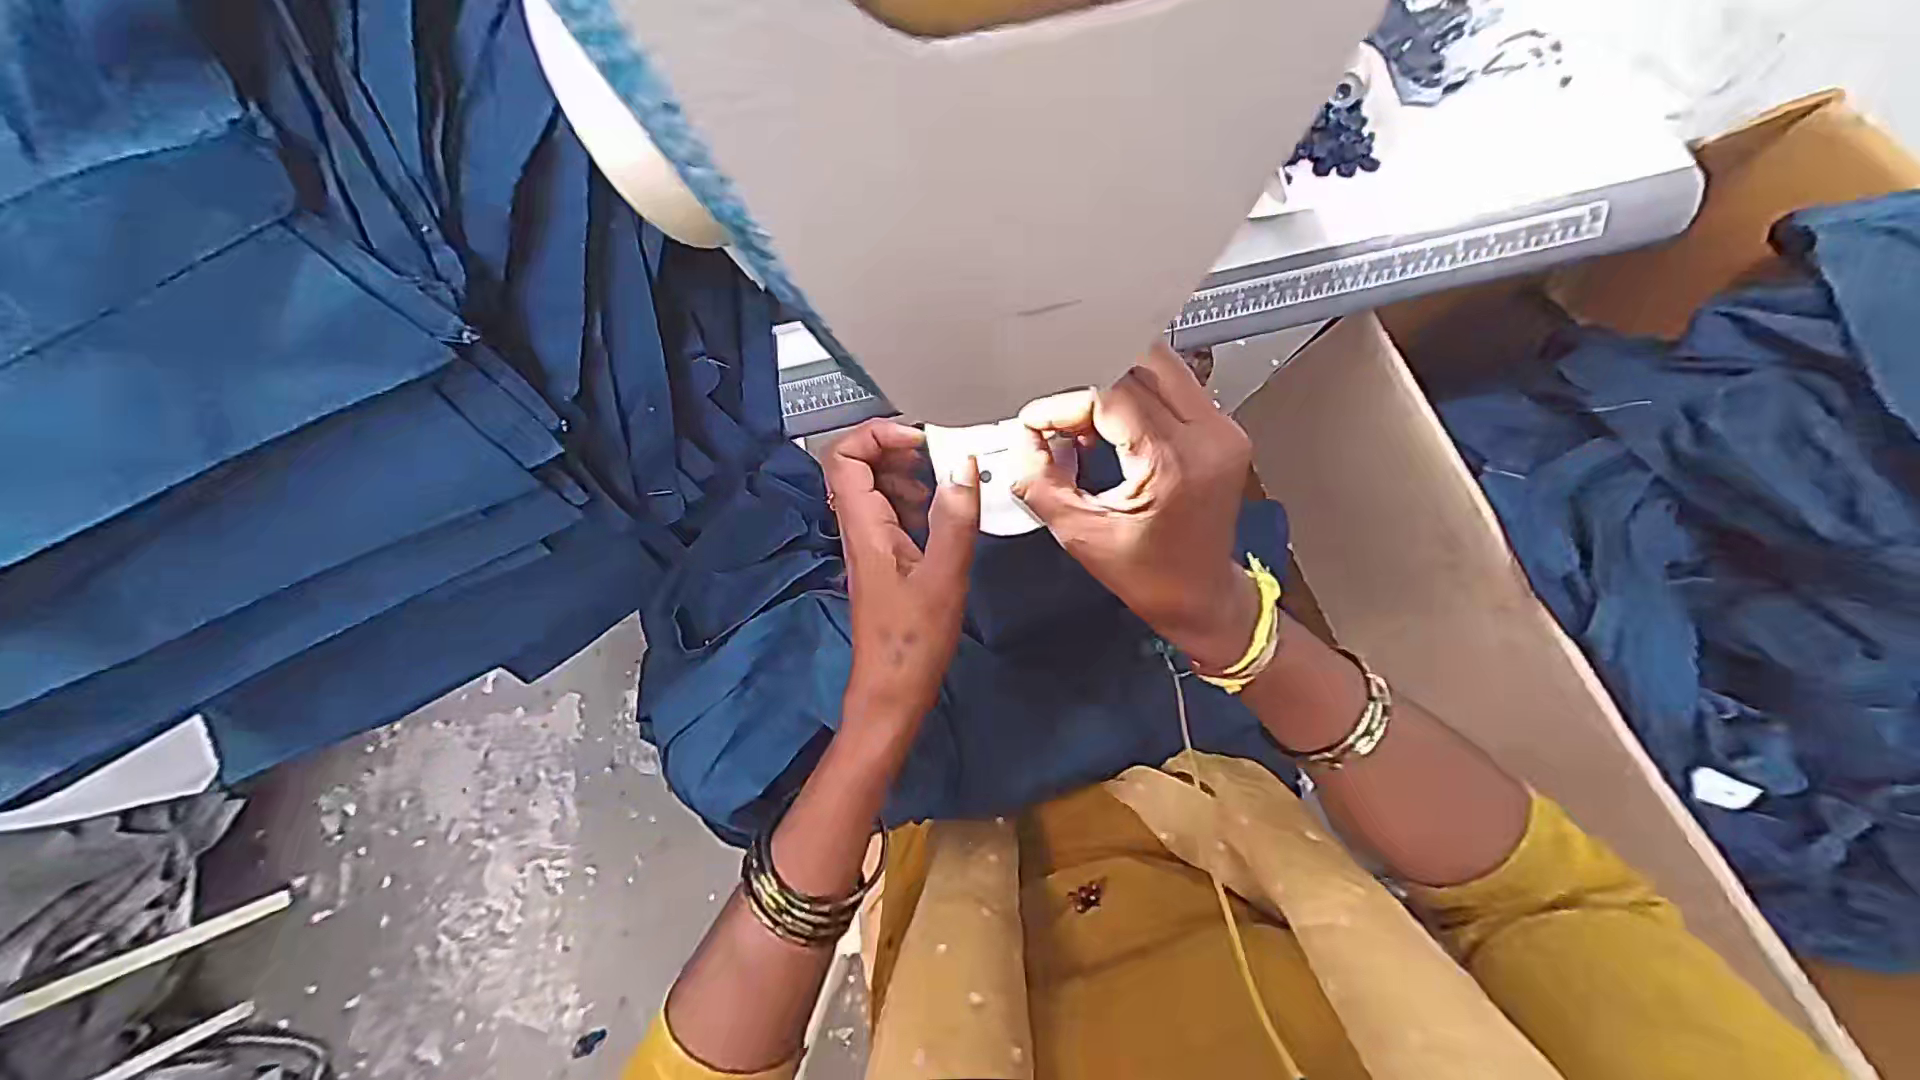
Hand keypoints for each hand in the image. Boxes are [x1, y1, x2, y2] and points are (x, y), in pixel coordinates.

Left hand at [823, 420, 980, 726]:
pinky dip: (917, 503)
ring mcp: (871, 545)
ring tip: (944, 488)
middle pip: (859, 467)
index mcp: (864, 528)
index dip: (876, 435)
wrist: (892, 689)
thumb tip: (961, 467)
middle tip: (938, 460)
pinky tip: (942, 519)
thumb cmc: (912, 642)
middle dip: (898, 452)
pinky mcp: (885, 560)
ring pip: (877, 489)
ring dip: (910, 477)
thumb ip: (954, 519)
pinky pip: (893, 515)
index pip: (844, 457)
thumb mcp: (943, 577)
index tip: (919, 441)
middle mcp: (860, 531)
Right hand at [1012, 342, 1259, 670]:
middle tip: (1062, 422)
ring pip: (1159, 367)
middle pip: (1138, 366)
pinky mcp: (1222, 431)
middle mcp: (1208, 437)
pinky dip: (1135, 397)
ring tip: (1086, 426)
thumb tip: (1024, 442)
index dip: (1062, 405)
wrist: (1202, 596)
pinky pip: (1173, 387)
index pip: (1109, 396)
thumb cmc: (1153, 577)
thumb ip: (1039, 483)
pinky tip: (1112, 430)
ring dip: (1113, 386)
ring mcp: (1222, 430)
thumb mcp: (1080, 535)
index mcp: (1173, 464)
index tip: (1038, 426)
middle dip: (1087, 388)